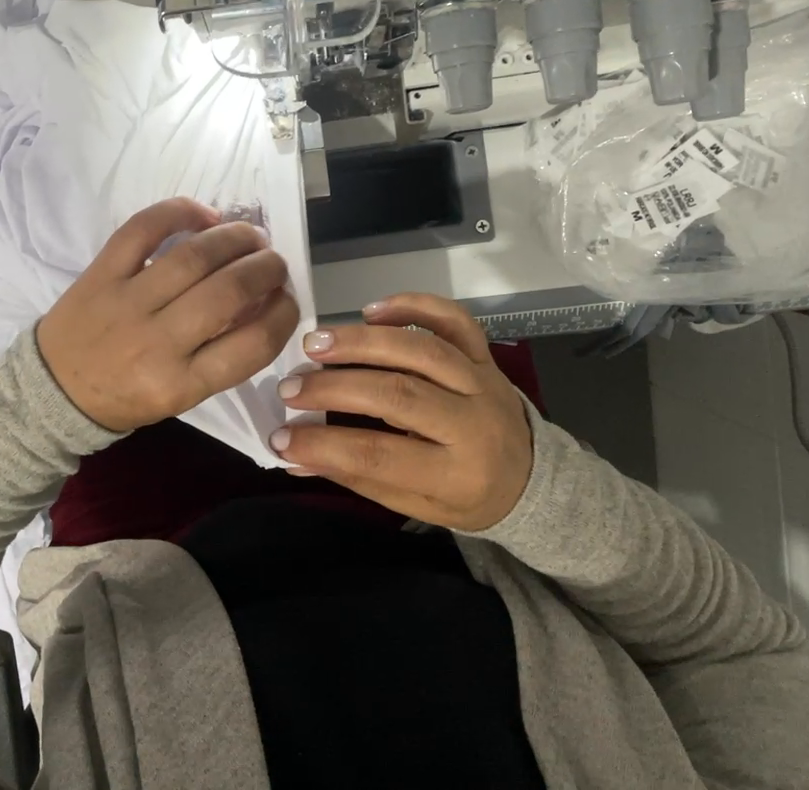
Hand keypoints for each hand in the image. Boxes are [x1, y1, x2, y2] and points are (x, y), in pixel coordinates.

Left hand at [38, 198, 299, 432]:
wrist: (53, 392)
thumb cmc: (125, 398)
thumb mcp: (181, 395)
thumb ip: (222, 355)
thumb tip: (262, 303)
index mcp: (181, 383)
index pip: (253, 344)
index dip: (283, 314)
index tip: (287, 298)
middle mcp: (157, 342)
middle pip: (229, 291)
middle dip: (266, 268)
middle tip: (274, 261)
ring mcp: (126, 303)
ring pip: (193, 257)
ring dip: (234, 237)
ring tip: (251, 235)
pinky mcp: (101, 274)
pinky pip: (142, 230)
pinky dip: (178, 213)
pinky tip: (204, 215)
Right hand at [271, 293, 533, 530]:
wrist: (529, 478)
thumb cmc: (463, 495)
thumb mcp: (412, 503)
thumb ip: (354, 475)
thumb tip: (292, 455)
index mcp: (456, 473)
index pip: (380, 455)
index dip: (323, 445)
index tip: (279, 436)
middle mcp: (473, 422)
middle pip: (399, 394)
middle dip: (336, 388)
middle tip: (290, 387)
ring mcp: (482, 381)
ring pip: (421, 350)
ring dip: (363, 342)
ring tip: (315, 343)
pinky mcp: (484, 354)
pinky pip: (453, 319)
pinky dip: (413, 306)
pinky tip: (372, 310)